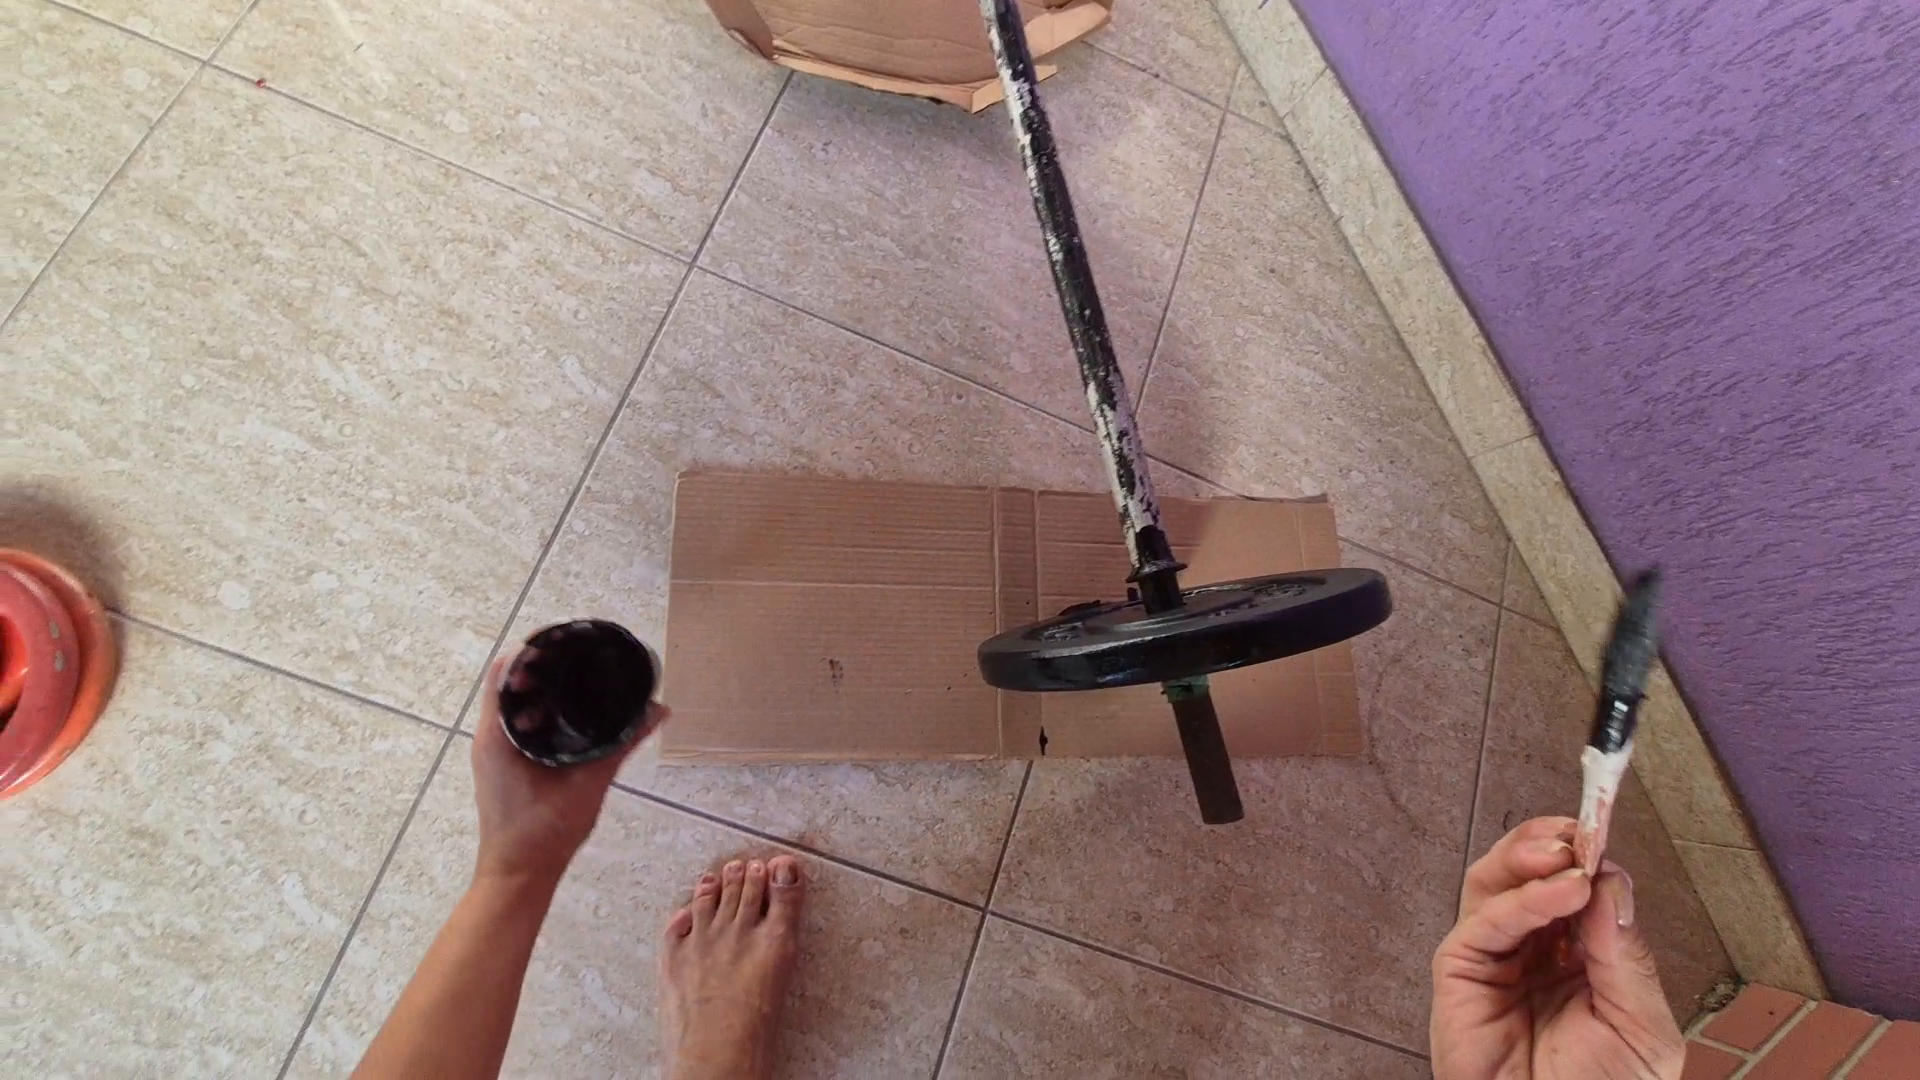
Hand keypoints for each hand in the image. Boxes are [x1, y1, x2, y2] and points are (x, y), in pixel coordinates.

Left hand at [469, 655, 667, 887]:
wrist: (520, 875)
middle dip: (538, 663)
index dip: (527, 651)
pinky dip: (540, 707)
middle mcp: (491, 738)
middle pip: (507, 683)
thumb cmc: (546, 829)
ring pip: (512, 703)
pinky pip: (519, 722)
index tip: (560, 638)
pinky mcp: (507, 763)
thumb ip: (623, 743)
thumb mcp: (590, 781)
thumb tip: (659, 710)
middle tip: (577, 648)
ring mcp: (496, 751)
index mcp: (498, 737)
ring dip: (538, 684)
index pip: (503, 676)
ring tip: (577, 668)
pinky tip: (571, 706)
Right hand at [1431, 816, 1684, 1079]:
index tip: (1603, 834)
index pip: (1575, 893)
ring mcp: (1492, 952)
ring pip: (1494, 883)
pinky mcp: (1460, 964)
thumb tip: (1612, 883)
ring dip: (1523, 858)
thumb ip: (1625, 957)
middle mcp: (1531, 946)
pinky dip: (1520, 900)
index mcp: (1577, 958)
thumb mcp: (1642, 1032)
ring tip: (1560, 849)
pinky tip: (1556, 890)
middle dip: (1546, 845)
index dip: (1587, 859)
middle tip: (1573, 830)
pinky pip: (1486, 920)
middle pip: (1524, 875)